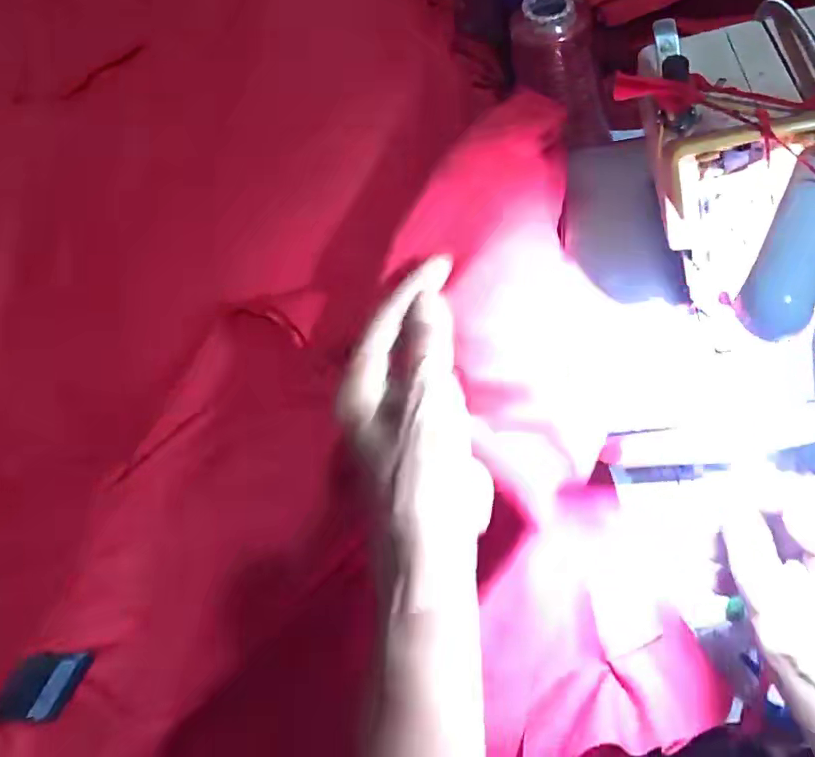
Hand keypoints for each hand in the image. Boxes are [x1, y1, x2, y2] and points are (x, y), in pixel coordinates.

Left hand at [338, 257, 494, 572]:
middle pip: (390, 338)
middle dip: (413, 305)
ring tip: (448, 301)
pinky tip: (454, 354)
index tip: (441, 262)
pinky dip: (441, 360)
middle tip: (442, 274)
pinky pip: (428, 381)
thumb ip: (427, 351)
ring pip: (409, 359)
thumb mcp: (428, 407)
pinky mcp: (415, 431)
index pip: (383, 325)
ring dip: (428, 331)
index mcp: (360, 390)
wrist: (432, 550)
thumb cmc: (425, 476)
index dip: (410, 291)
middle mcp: (368, 398)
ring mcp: (391, 416)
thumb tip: (427, 301)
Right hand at [720, 474, 814, 756]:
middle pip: (790, 502)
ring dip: (746, 536)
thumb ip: (749, 554)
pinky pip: (795, 539)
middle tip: (706, 545)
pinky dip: (762, 551)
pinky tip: (733, 577)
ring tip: (713, 567)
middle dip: (742, 518)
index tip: (710, 510)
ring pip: (787, 519)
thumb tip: (726, 501)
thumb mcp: (776, 623)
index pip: (795, 497)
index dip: (747, 495)